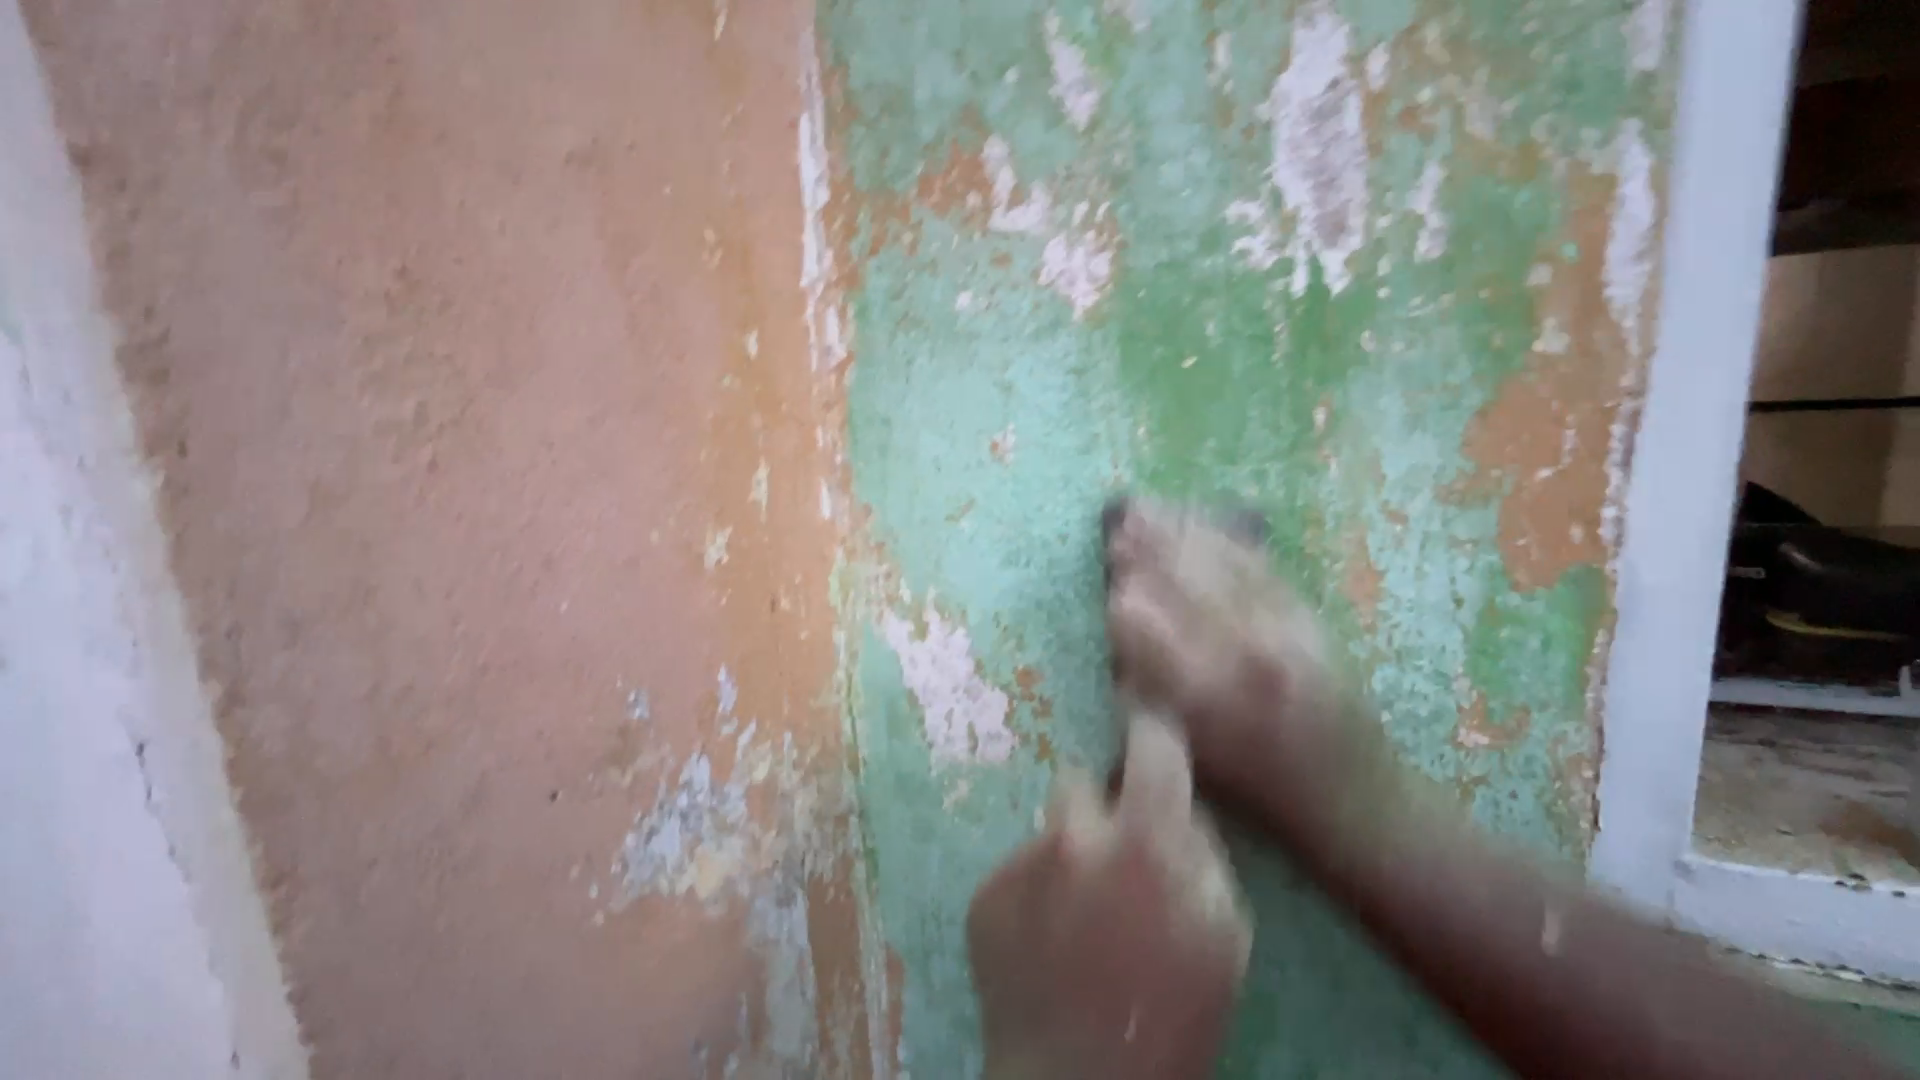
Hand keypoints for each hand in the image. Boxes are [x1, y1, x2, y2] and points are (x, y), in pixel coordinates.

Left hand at [966, 715, 1252, 1079]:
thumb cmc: (1173, 1017)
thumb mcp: (1226, 934)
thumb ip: (1199, 852)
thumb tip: (1175, 807)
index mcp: (1146, 841)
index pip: (1151, 744)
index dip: (1153, 728)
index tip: (1150, 723)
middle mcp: (1075, 834)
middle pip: (1081, 777)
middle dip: (1100, 803)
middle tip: (1113, 849)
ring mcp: (1021, 861)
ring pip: (1049, 826)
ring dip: (1067, 850)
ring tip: (1077, 911)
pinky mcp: (984, 892)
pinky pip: (1018, 868)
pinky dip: (1034, 889)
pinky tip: (1046, 938)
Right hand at [1101, 496, 1341, 780]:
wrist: (1350, 794)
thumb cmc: (1253, 788)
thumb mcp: (1183, 753)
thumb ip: (1146, 693)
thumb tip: (1119, 634)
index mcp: (1200, 694)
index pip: (1144, 623)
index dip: (1122, 596)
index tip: (1109, 578)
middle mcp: (1241, 652)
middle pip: (1181, 579)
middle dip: (1146, 547)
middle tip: (1120, 519)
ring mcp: (1281, 629)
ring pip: (1219, 564)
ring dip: (1179, 532)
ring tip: (1147, 506)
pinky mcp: (1309, 618)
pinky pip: (1258, 566)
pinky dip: (1224, 539)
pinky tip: (1200, 520)